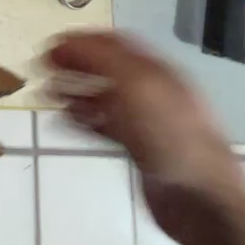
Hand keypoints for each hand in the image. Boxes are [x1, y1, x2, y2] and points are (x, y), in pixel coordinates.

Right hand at [44, 32, 244, 243]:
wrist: (202, 203)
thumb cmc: (171, 137)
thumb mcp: (138, 86)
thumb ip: (103, 59)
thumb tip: (68, 44)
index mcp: (159, 73)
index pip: (115, 44)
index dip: (81, 41)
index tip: (50, 46)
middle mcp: (153, 93)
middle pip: (106, 69)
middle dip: (73, 65)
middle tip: (43, 69)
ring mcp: (147, 122)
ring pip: (103, 98)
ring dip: (73, 92)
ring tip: (47, 96)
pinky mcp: (139, 150)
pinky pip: (104, 126)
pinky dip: (82, 120)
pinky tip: (64, 120)